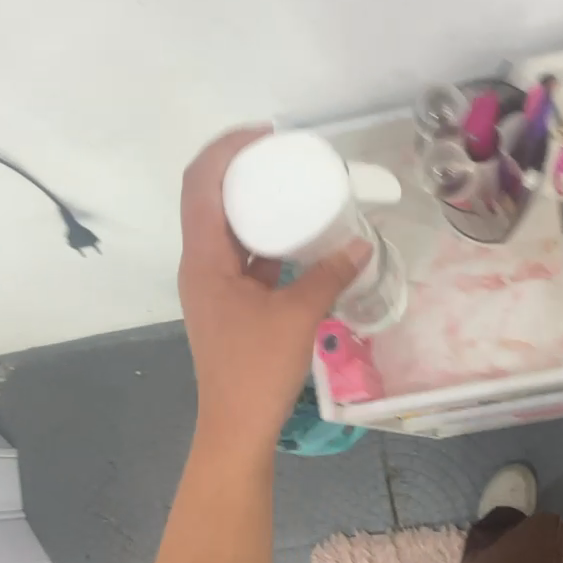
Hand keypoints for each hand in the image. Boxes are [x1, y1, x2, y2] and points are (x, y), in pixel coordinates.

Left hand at [177, 126, 370, 448]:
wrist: (238, 426)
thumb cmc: (258, 370)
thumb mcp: (298, 316)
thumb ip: (329, 276)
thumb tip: (361, 243)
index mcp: (204, 259)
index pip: (201, 183)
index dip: (226, 149)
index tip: (266, 136)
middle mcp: (201, 266)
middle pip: (210, 201)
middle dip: (243, 173)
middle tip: (285, 160)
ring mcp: (214, 288)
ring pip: (229, 232)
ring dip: (255, 208)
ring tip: (294, 191)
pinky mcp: (230, 307)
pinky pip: (245, 261)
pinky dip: (267, 243)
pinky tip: (297, 240)